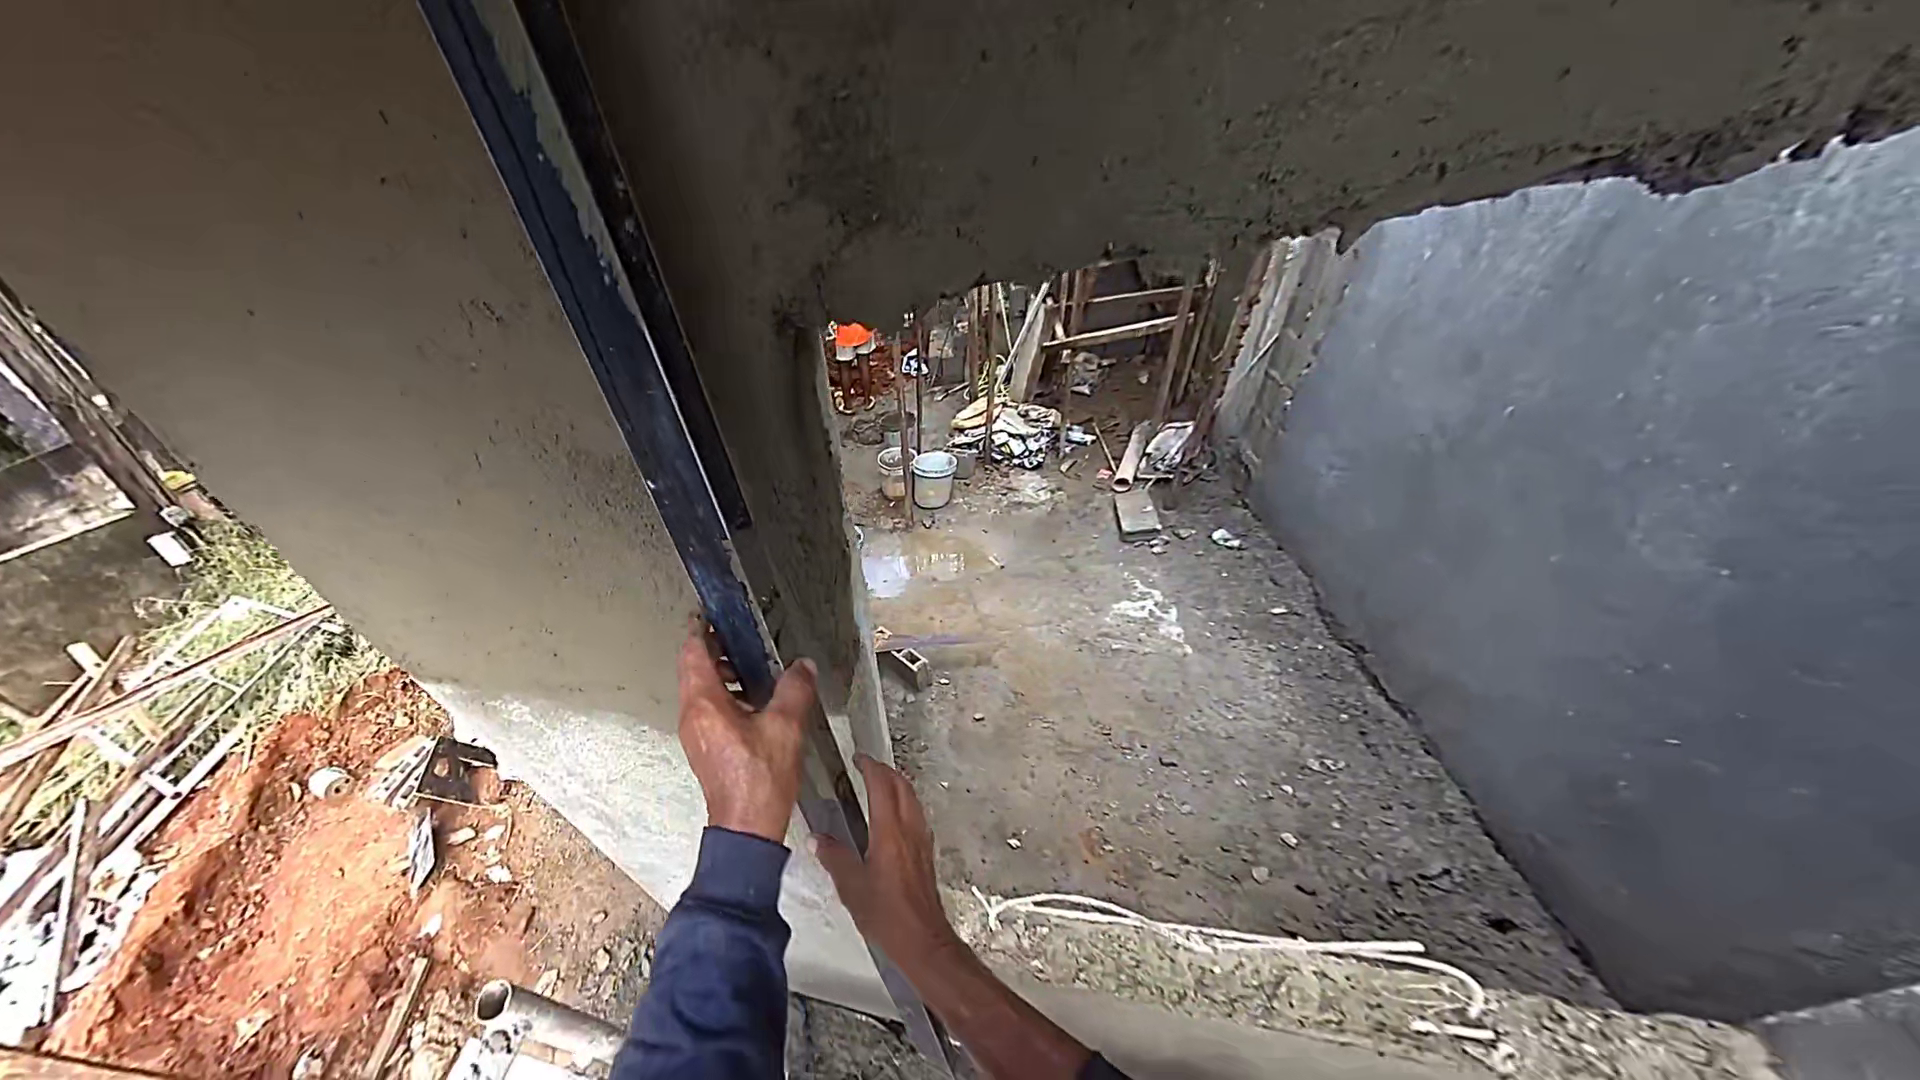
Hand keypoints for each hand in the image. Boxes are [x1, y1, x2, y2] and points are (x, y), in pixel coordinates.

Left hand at [676, 624, 815, 843]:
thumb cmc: (760, 780)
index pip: (693, 653)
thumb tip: (802, 666)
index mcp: (705, 705)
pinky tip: (756, 698)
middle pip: (694, 668)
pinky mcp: (707, 745)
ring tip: (754, 665)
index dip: (701, 628)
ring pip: (702, 689)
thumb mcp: (786, 725)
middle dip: (716, 648)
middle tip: (741, 636)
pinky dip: (728, 693)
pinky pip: (710, 707)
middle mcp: (693, 716)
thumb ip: (795, 688)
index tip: (712, 613)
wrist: (748, 826)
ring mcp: (697, 732)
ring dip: (724, 672)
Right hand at [813, 754, 966, 976]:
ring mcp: (921, 838)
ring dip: (897, 784)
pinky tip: (894, 814)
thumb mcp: (851, 887)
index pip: (882, 785)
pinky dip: (904, 801)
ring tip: (880, 784)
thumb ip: (835, 858)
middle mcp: (909, 829)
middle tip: (868, 767)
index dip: (871, 767)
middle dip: (885, 770)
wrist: (922, 938)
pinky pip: (916, 813)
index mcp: (889, 831)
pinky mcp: (926, 851)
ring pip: (912, 797)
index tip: (859, 759)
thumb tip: (820, 840)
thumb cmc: (888, 915)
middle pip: (901, 785)